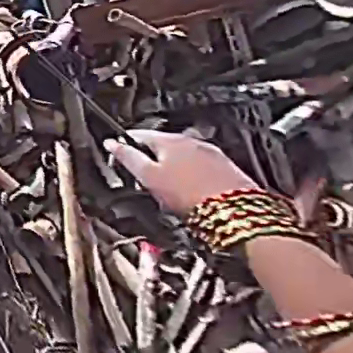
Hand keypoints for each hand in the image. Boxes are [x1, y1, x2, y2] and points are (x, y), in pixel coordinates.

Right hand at [104, 129, 257, 215]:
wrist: (241, 217)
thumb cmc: (193, 196)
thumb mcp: (149, 177)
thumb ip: (127, 157)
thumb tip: (111, 144)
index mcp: (170, 139)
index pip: (138, 135)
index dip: (125, 146)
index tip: (120, 158)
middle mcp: (193, 142)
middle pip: (163, 146)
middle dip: (152, 159)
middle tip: (145, 179)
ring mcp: (214, 156)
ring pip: (184, 158)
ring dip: (174, 169)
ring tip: (169, 191)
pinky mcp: (231, 172)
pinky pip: (202, 170)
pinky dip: (193, 178)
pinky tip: (192, 194)